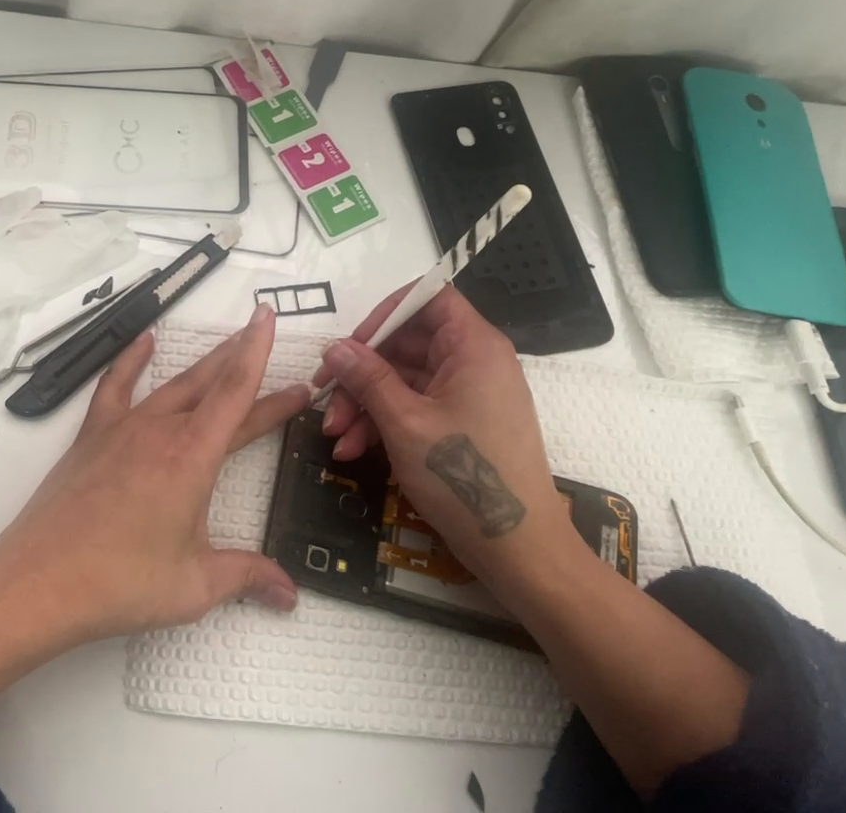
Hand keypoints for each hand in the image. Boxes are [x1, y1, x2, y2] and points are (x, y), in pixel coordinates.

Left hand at [0, 304, 309, 637]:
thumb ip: (247, 577)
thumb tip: (291, 592)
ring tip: (228, 342)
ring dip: (205, 362)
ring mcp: (122, 428)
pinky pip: (114, 386)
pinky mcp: (91, 437)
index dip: (259, 356)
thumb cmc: (121, 583)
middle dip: (244, 358)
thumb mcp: (195, 585)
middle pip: (211, 383)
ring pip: (173, 384)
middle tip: (267, 336)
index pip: (236, 393)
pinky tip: (144, 341)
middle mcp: (160, 430)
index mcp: (192, 457)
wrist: (40, 581)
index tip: (270, 320)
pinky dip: (131, 360)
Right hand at [316, 287, 755, 797]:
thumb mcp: (404, 422)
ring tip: (336, 439)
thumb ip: (367, 378)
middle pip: (407, 343)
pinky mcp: (463, 424)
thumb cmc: (466, 476)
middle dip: (362, 373)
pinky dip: (384, 423)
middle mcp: (474, 361)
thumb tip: (334, 347)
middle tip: (326, 400)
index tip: (349, 343)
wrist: (519, 548)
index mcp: (474, 346)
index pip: (427, 298)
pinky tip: (355, 450)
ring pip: (405, 379)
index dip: (385, 312)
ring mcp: (469, 394)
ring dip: (365, 404)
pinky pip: (416, 406)